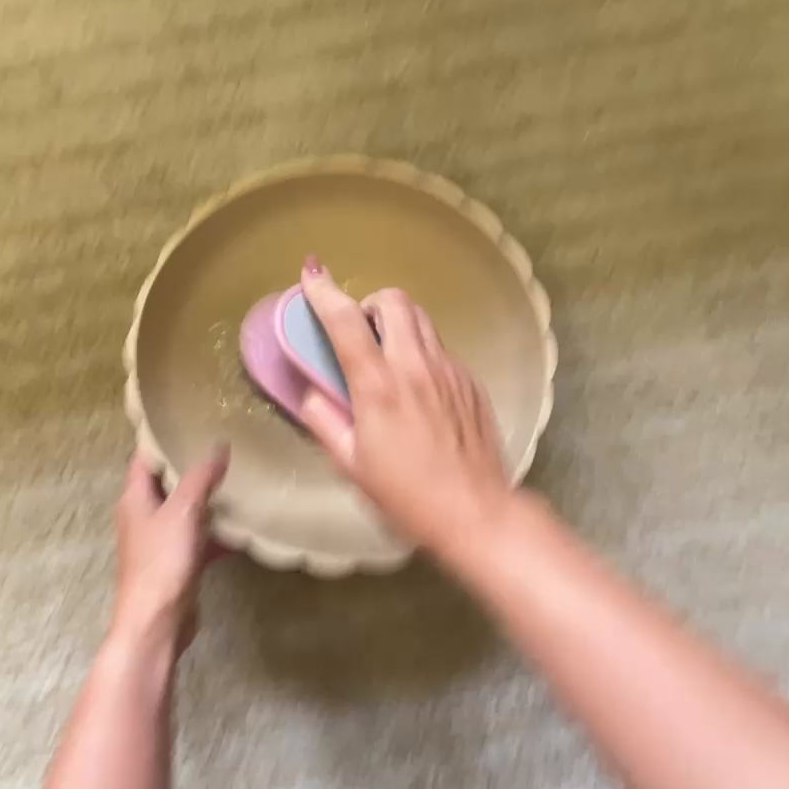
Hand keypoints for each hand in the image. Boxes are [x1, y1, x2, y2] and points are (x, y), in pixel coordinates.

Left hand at [111, 445, 228, 652]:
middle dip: (191, 465)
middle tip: (222, 446)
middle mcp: (143, 517)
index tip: (189, 420)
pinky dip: (217, 533)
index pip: (144, 458)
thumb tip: (219, 445)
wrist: (157, 624)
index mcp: (135, 499)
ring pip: (184, 511)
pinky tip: (242, 528)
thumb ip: (201, 477)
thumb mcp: (183, 511)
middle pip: (166, 482)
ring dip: (206, 498)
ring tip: (237, 478)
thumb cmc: (162, 562)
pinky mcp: (177, 564)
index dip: (161, 437)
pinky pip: (198, 539)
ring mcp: (159, 542)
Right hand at [296, 258, 523, 555]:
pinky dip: (421, 353)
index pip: (346, 321)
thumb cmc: (406, 496)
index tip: (311, 275)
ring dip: (397, 323)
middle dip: (369, 303)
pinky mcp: (471, 382)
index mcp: (379, 387)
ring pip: (421, 320)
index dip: (323, 292)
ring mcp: (450, 371)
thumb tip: (312, 393)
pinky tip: (418, 391)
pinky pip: (441, 350)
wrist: (477, 512)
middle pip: (394, 300)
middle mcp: (416, 367)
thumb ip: (325, 421)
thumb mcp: (351, 465)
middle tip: (358, 331)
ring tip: (386, 356)